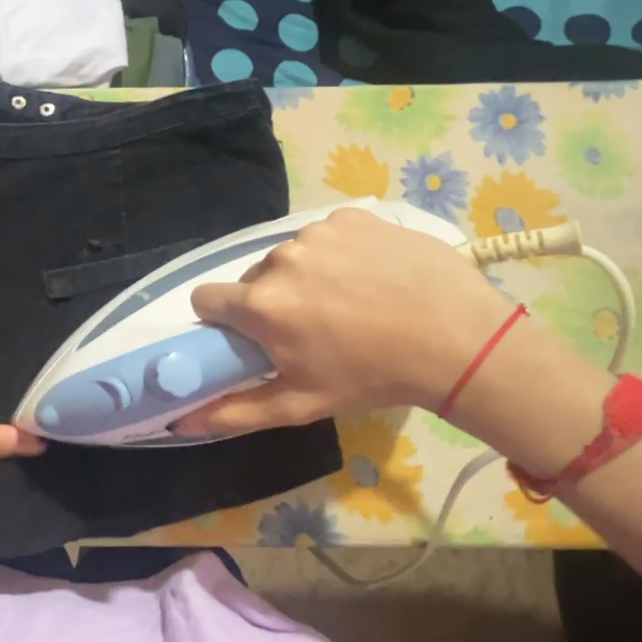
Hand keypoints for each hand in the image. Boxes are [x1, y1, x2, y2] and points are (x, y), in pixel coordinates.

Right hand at [174, 207, 515, 438]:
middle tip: (313, 326)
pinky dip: (340, 254)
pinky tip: (371, 276)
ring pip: (291, 256)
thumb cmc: (373, 377)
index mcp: (259, 304)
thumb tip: (178, 423)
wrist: (462, 340)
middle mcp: (279, 259)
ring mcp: (318, 233)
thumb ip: (232, 412)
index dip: (223, 319)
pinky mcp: (353, 218)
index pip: (206, 298)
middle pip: (253, 278)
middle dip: (271, 300)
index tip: (252, 335)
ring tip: (349, 301)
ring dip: (306, 276)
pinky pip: (327, 236)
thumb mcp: (300, 403)